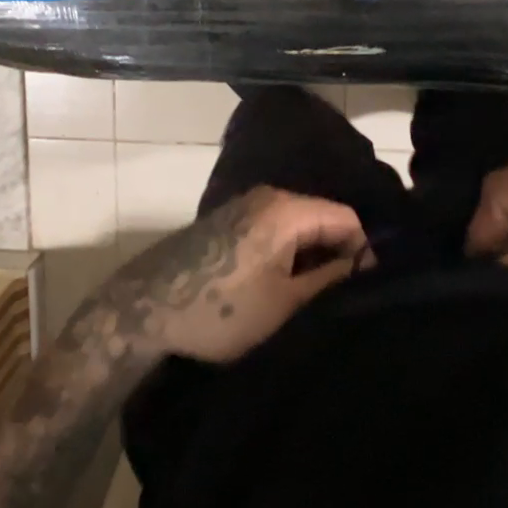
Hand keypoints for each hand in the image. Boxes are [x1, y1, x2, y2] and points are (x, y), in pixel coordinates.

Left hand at [119, 187, 369, 362]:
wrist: (143, 309)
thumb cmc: (221, 310)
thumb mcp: (286, 304)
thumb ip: (332, 280)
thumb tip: (364, 264)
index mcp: (287, 210)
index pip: (347, 218)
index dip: (362, 253)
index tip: (361, 290)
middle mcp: (267, 197)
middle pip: (321, 219)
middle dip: (334, 255)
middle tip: (336, 298)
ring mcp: (242, 207)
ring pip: (295, 227)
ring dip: (307, 258)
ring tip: (308, 298)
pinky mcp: (225, 222)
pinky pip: (271, 231)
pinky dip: (283, 255)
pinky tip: (277, 288)